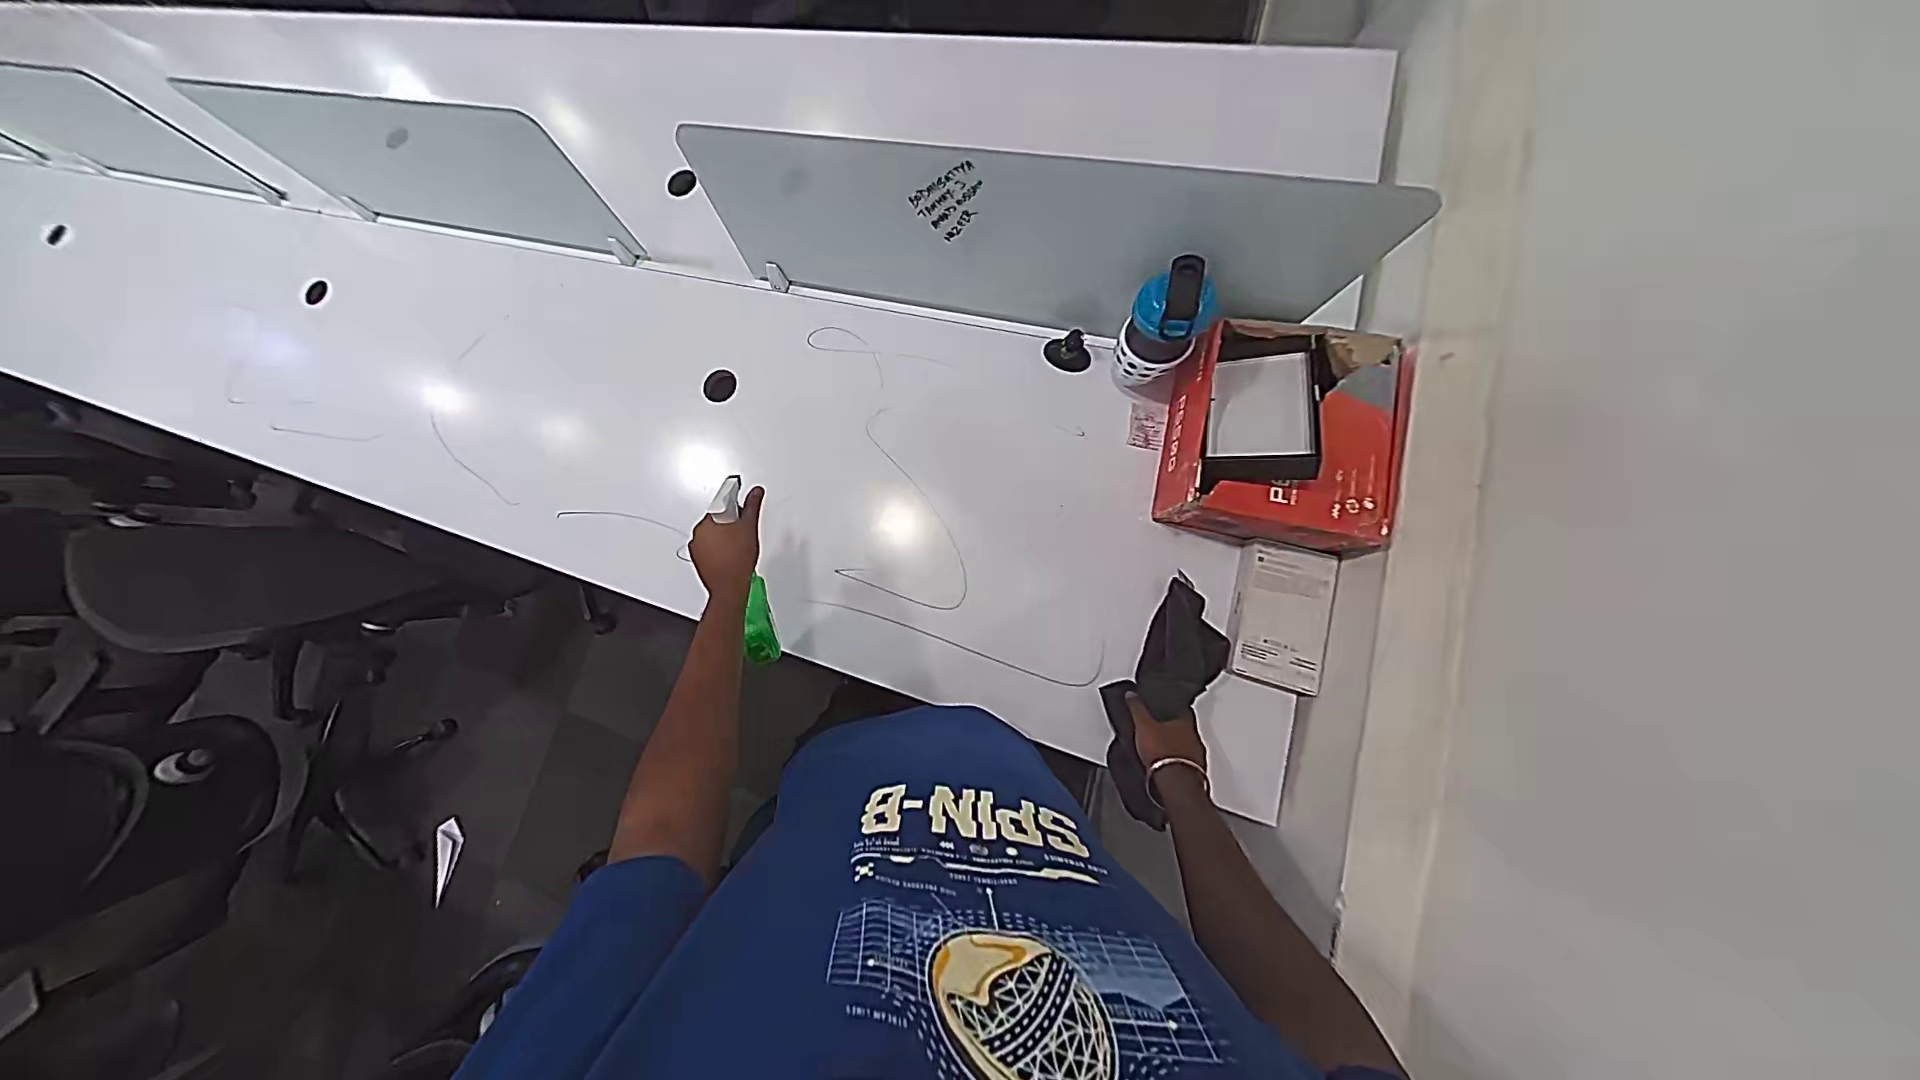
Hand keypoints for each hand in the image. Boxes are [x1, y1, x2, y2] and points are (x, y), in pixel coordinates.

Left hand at [689, 485, 763, 601]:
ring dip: (724, 536)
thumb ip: (752, 506)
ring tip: (739, 546)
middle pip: (717, 518)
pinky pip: (708, 547)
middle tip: (743, 532)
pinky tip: (730, 555)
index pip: (722, 503)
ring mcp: (696, 546)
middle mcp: (699, 531)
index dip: (735, 504)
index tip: (742, 503)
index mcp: (709, 520)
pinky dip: (718, 548)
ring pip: (712, 533)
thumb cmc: (737, 560)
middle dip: (730, 522)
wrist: (729, 587)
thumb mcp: (750, 528)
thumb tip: (756, 492)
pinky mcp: (697, 558)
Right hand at [1128, 692, 1207, 797]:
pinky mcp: (1196, 773)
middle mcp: (1195, 738)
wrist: (1174, 782)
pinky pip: (1188, 764)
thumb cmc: (1162, 753)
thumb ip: (1137, 709)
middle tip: (1163, 729)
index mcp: (1186, 723)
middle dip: (1176, 729)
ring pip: (1189, 747)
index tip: (1167, 708)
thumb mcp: (1143, 725)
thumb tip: (1132, 696)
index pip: (1183, 709)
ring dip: (1179, 747)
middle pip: (1187, 729)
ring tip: (1164, 749)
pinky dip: (1179, 763)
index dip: (1174, 708)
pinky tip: (1168, 766)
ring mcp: (1197, 756)